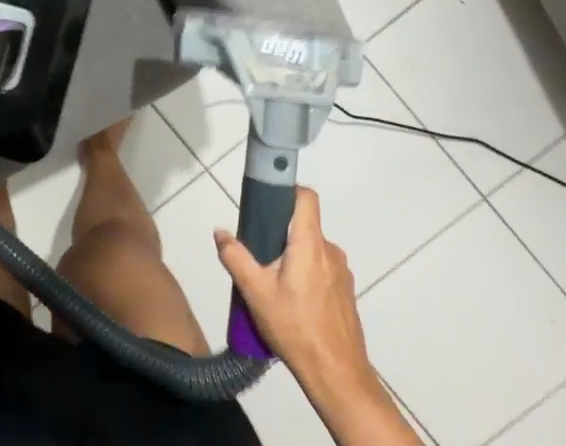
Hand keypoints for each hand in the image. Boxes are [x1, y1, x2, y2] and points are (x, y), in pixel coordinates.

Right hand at [215, 188, 374, 393]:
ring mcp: (341, 273)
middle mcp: (330, 252)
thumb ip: (235, 257)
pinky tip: (291, 304)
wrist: (337, 373)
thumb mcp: (255, 292)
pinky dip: (304, 276)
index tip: (267, 201)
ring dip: (291, 258)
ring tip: (272, 286)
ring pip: (311, 251)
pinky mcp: (344, 292)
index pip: (307, 198)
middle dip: (279, 235)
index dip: (288, 191)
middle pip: (303, 227)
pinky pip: (321, 270)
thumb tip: (221, 232)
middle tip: (258, 257)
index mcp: (310, 244)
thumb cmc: (295, 327)